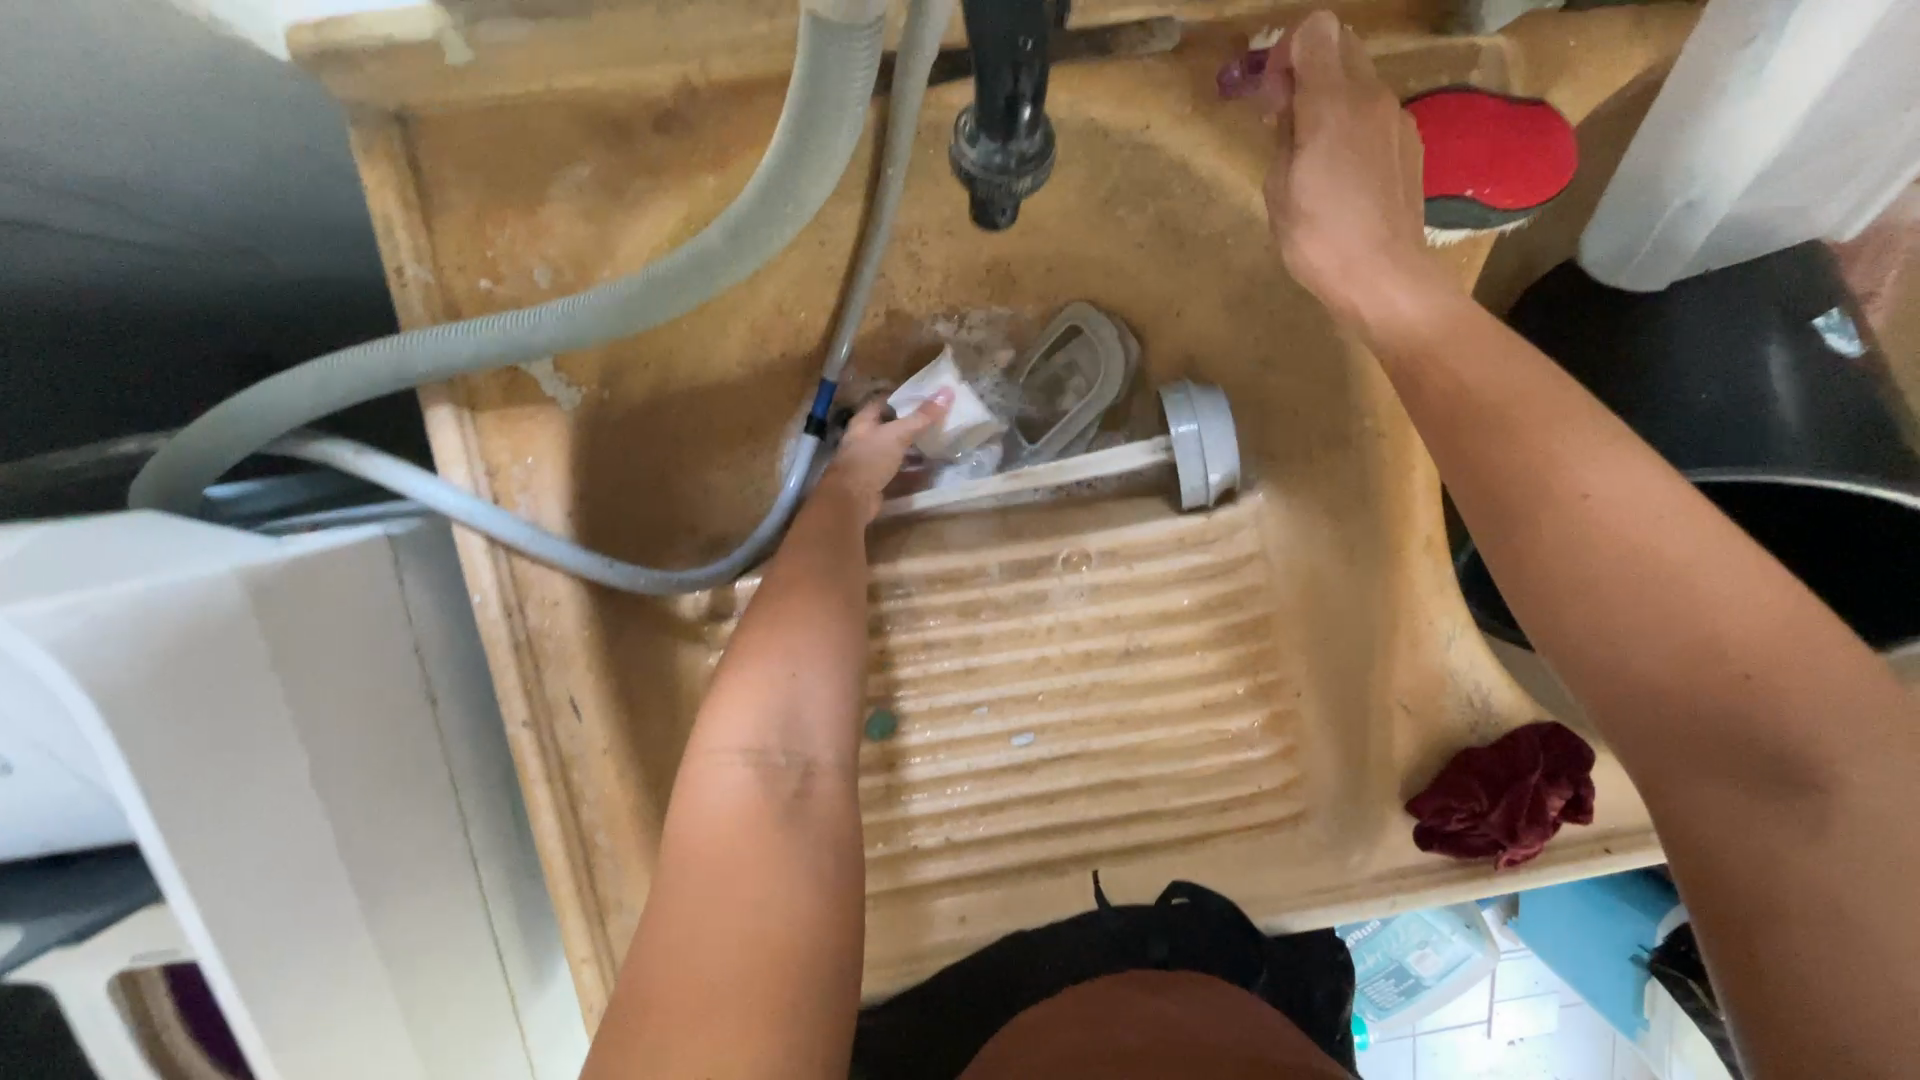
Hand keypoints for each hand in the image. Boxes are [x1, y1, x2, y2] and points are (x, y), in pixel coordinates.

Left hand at [815, 390, 952, 523]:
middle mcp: (864, 439)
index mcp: (864, 422)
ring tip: (938, 443)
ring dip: (913, 449)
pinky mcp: (876, 481)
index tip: (926, 397)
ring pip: (895, 451)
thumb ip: (922, 416)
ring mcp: (869, 462)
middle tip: (937, 421)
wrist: (851, 500)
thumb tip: (947, 392)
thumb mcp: (898, 434)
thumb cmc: (870, 459)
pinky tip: (930, 469)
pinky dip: (913, 471)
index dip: (902, 398)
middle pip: (891, 427)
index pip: (883, 402)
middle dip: (912, 425)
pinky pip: (898, 472)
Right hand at [1258, 11, 1448, 328]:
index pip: (1315, 30)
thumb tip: (1290, 111)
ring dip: (1329, 101)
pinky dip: (1352, 126)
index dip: (1285, 53)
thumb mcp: (1278, 189)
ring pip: (1359, 82)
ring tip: (1312, 155)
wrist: (1383, 275)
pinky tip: (1341, 175)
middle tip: (1285, 120)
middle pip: (1340, 46)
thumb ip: (1284, 136)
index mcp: (1333, 104)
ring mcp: (1397, 118)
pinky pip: (1374, 114)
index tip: (1272, 98)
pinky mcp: (1410, 143)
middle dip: (1306, 71)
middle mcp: (1372, 97)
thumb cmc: (1318, 238)